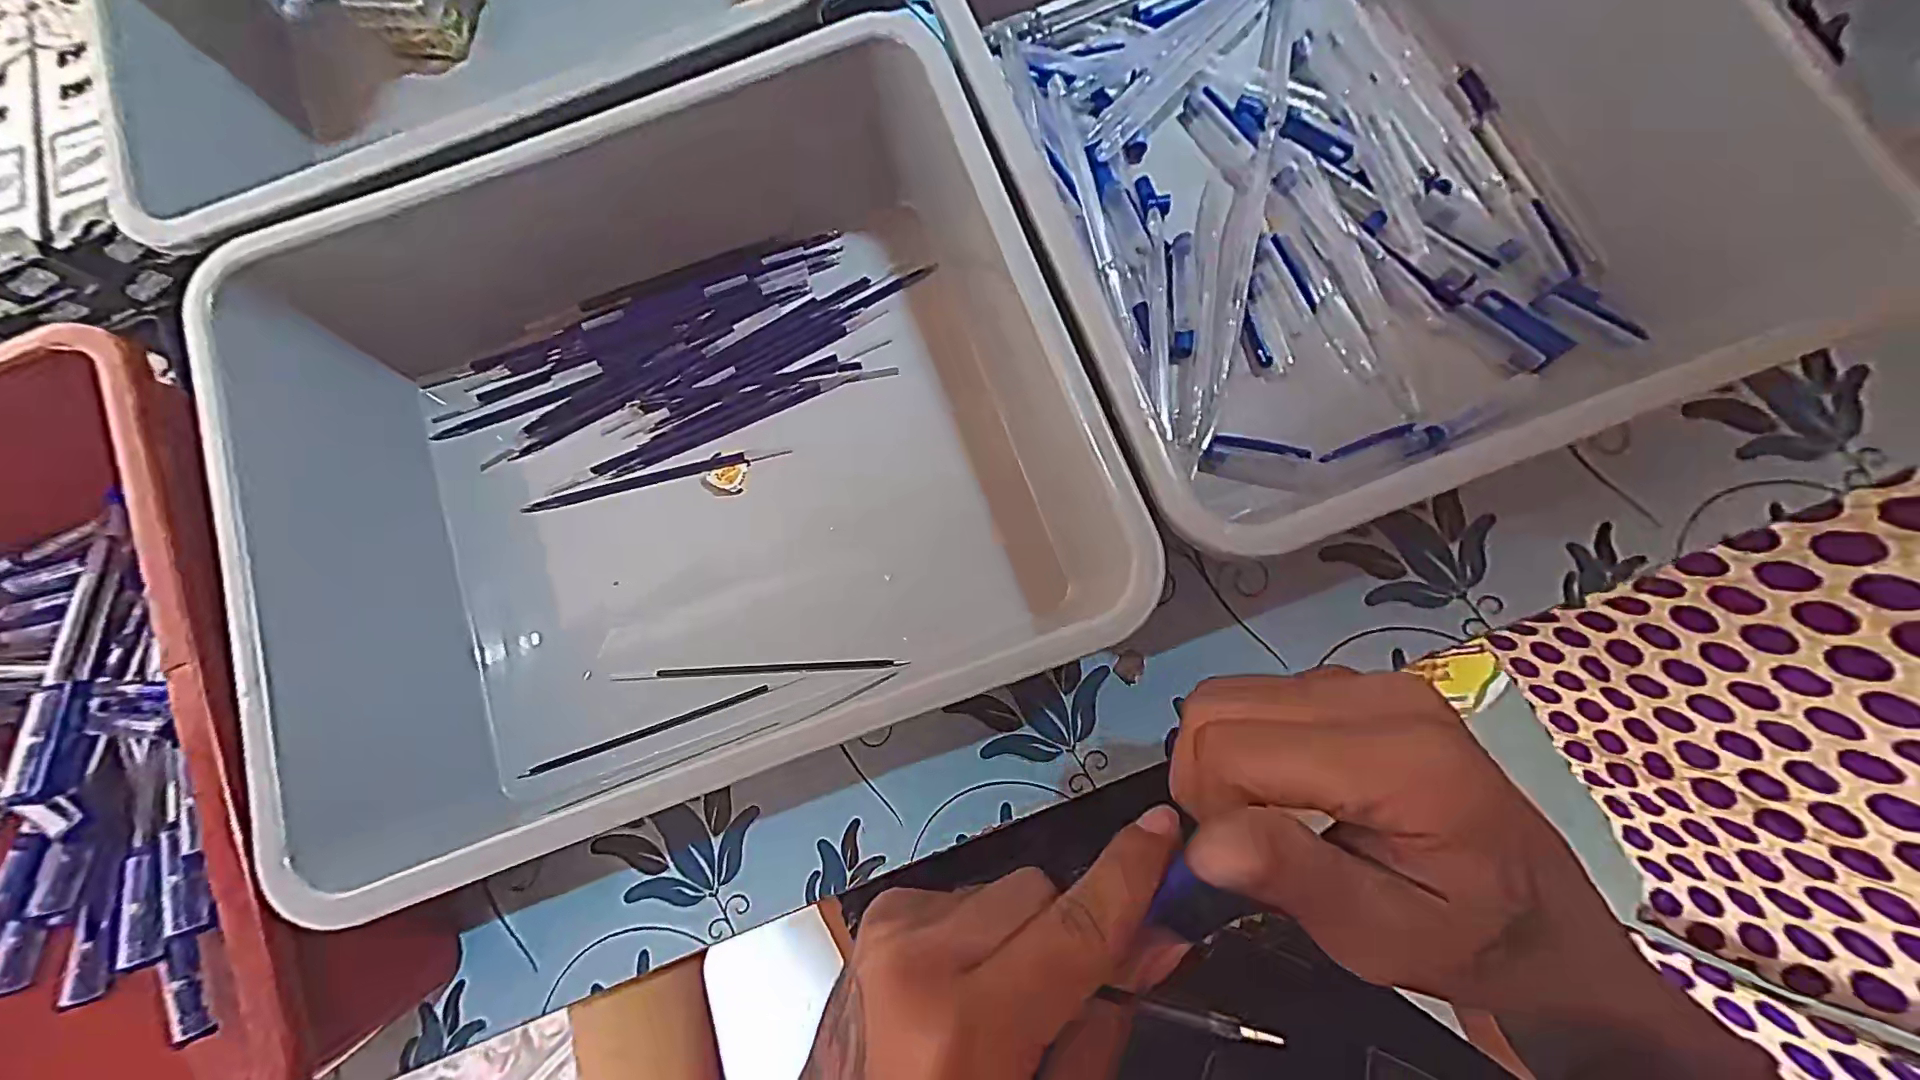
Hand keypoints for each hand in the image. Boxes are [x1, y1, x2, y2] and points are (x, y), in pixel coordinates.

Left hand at [801, 806, 1185, 1079]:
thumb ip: (1099, 1024)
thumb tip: (1150, 941)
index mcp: (962, 1024)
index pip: (1074, 923)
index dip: (1130, 873)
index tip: (1160, 832)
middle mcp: (919, 959)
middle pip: (1039, 890)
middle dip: (1064, 928)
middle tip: (1063, 987)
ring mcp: (890, 929)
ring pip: (1002, 886)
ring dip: (1018, 928)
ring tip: (997, 993)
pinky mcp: (878, 916)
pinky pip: (963, 893)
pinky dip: (977, 928)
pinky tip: (960, 978)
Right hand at [1170, 669, 1771, 1078]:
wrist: (1545, 919)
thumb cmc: (1471, 940)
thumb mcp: (1382, 937)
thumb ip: (1294, 878)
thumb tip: (1202, 846)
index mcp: (1398, 757)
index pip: (1232, 748)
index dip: (1210, 806)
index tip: (1240, 860)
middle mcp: (1379, 696)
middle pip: (1216, 707)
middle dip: (1204, 777)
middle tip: (1244, 836)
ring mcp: (1367, 681)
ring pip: (1225, 695)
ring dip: (1219, 759)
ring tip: (1264, 814)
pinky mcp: (1353, 682)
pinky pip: (1254, 695)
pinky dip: (1243, 741)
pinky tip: (1285, 786)